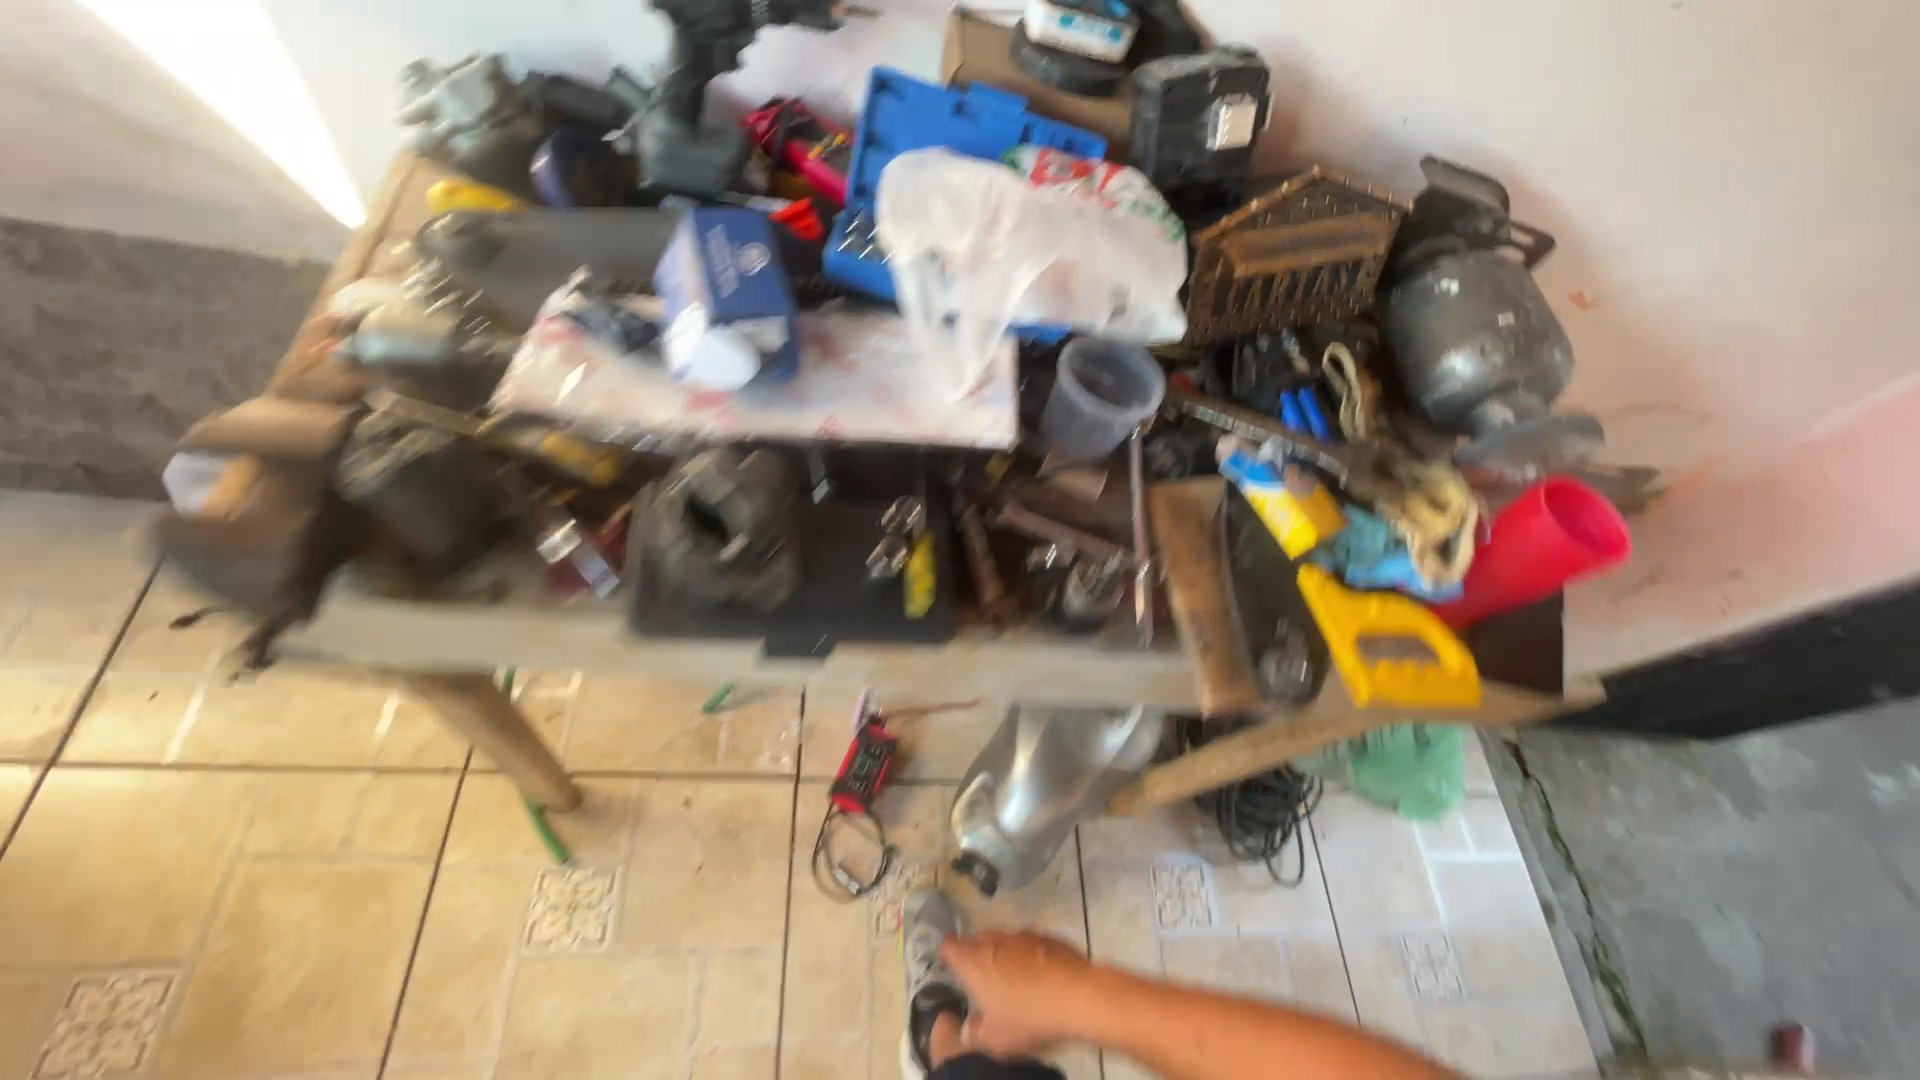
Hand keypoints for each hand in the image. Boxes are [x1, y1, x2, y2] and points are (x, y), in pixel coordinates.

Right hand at [940, 930, 1096, 1057]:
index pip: (949, 947)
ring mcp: (1022, 935)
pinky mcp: (1047, 936)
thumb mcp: (993, 1038)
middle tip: (981, 979)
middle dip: (976, 955)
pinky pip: (1030, 944)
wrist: (1075, 995)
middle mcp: (994, 940)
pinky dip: (1029, 956)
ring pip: (1004, 940)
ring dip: (1004, 954)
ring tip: (1013, 979)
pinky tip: (1040, 975)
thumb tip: (966, 1029)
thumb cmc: (1026, 1016)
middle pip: (977, 940)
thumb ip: (972, 1032)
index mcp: (973, 961)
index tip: (948, 964)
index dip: (946, 954)